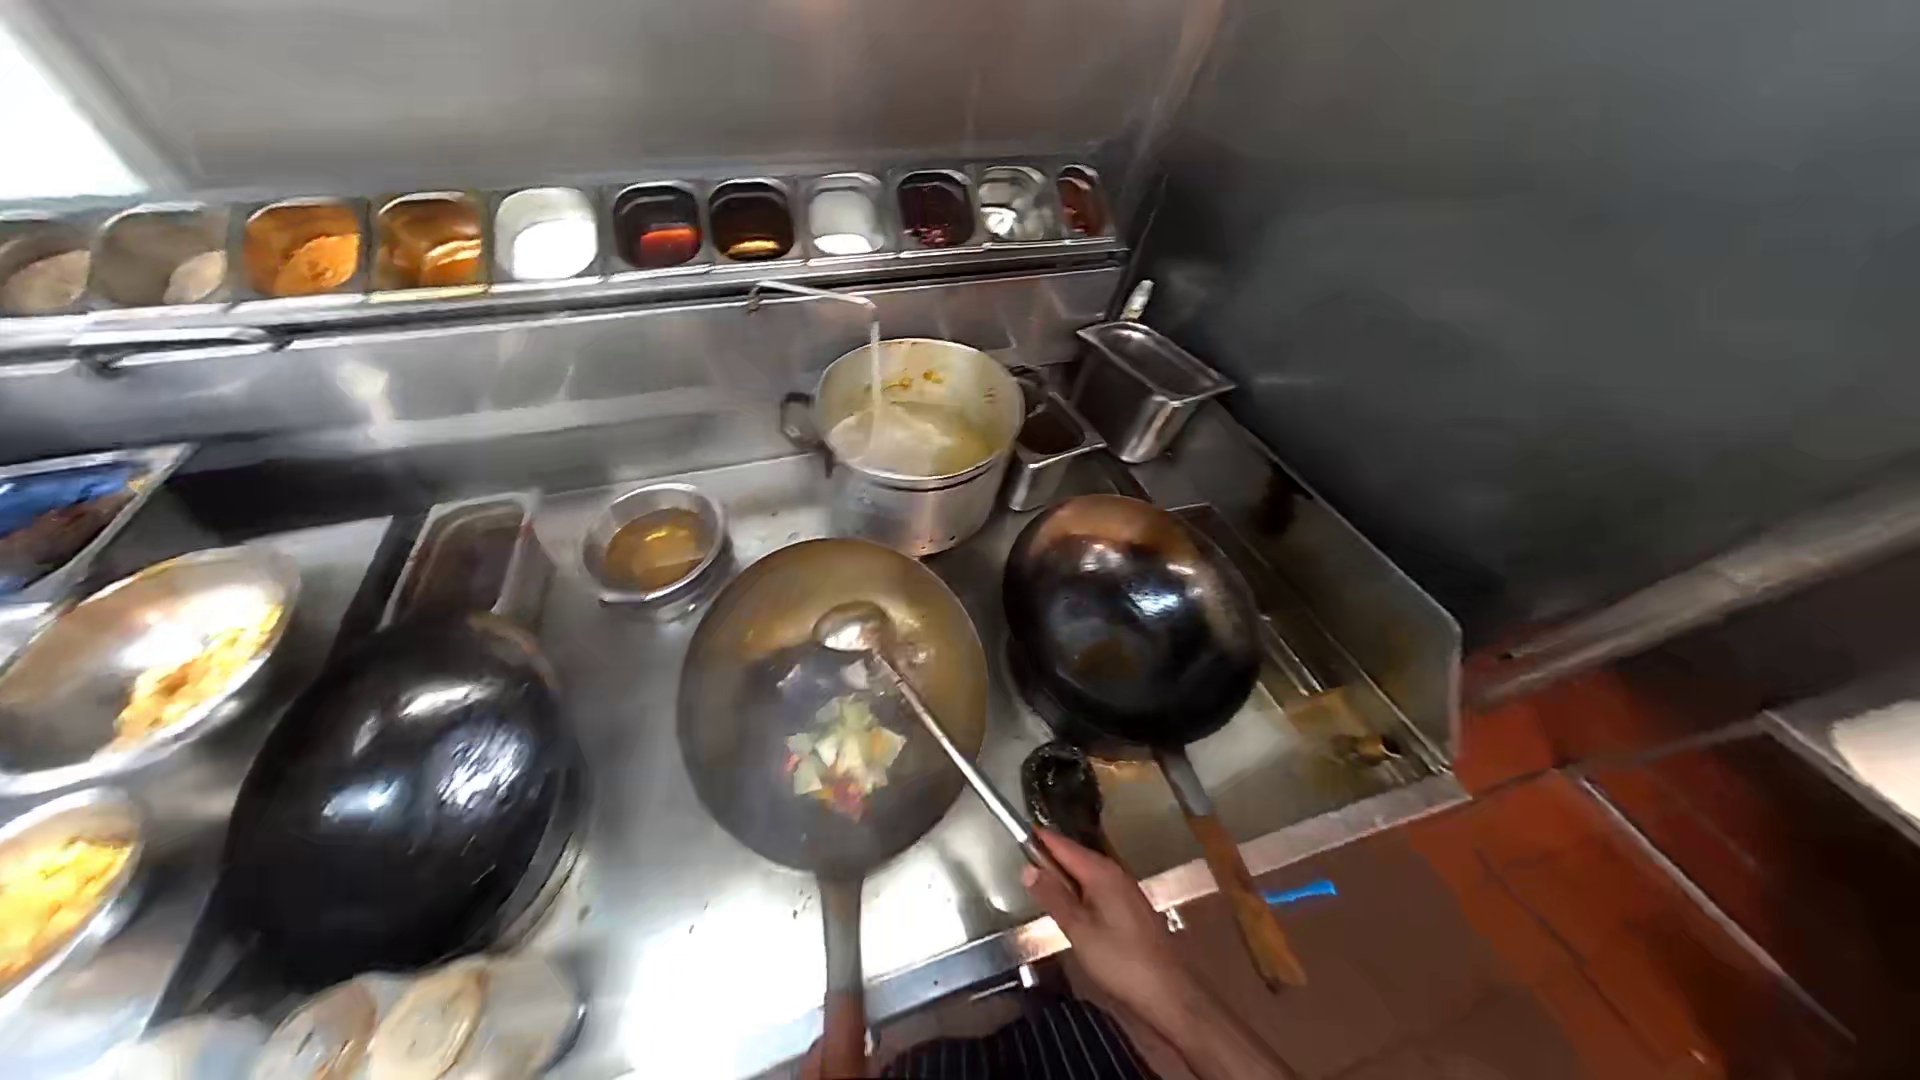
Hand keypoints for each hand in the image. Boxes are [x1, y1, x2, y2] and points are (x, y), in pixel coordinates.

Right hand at [1023, 830, 1298, 1079]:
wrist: (1170, 994)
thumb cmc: (1121, 960)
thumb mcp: (1079, 930)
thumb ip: (1053, 897)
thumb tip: (1027, 868)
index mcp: (1100, 871)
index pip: (1063, 844)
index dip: (1040, 838)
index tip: (1017, 833)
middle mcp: (1114, 872)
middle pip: (1075, 855)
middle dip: (1050, 855)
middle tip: (1021, 857)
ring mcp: (1125, 889)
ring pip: (1086, 871)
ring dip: (1064, 873)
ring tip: (1039, 879)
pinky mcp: (1130, 907)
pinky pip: (1096, 886)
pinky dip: (1078, 887)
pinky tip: (1070, 903)